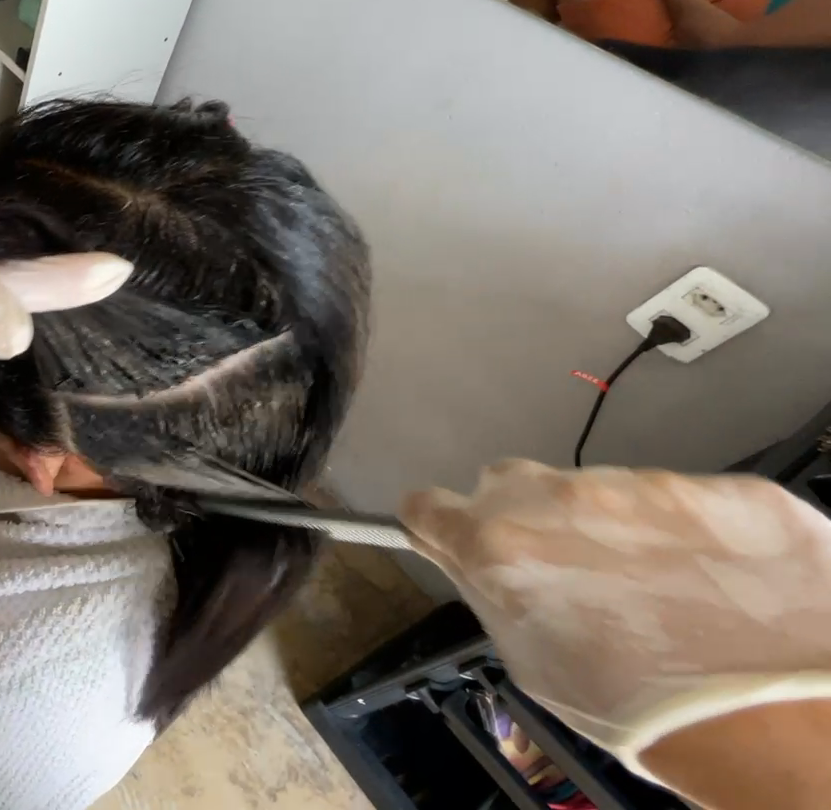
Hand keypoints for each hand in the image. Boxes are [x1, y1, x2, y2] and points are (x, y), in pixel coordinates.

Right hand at [400, 461, 830, 780]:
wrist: (803, 735)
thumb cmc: (635, 710)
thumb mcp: (527, 657)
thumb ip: (484, 586)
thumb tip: (461, 553)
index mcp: (493, 540)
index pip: (424, 505)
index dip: (439, 527)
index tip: (458, 544)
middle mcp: (554, 495)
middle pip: (508, 482)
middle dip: (524, 515)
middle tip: (571, 569)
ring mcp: (645, 486)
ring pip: (601, 490)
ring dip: (611, 523)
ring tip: (668, 586)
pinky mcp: (730, 490)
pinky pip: (686, 501)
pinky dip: (692, 532)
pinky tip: (726, 583)